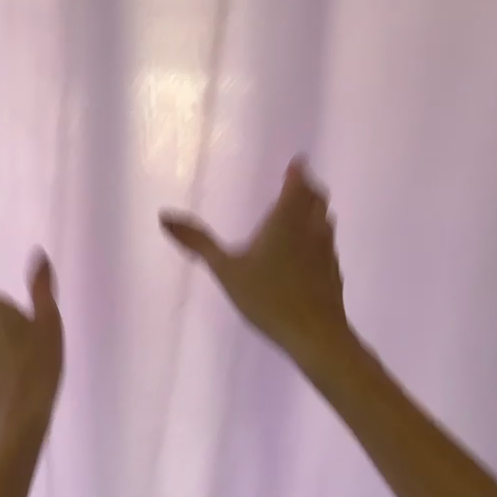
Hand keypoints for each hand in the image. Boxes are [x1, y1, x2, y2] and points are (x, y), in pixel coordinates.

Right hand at [160, 157, 354, 371]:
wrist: (315, 335)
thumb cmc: (267, 297)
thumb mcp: (224, 269)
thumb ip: (197, 242)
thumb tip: (164, 215)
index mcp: (286, 221)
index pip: (297, 185)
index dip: (298, 171)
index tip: (297, 161)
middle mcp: (311, 229)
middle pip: (316, 199)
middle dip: (307, 188)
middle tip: (297, 182)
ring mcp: (327, 252)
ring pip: (325, 220)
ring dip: (315, 210)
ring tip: (302, 211)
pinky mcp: (333, 273)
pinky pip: (327, 244)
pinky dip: (318, 236)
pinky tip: (307, 253)